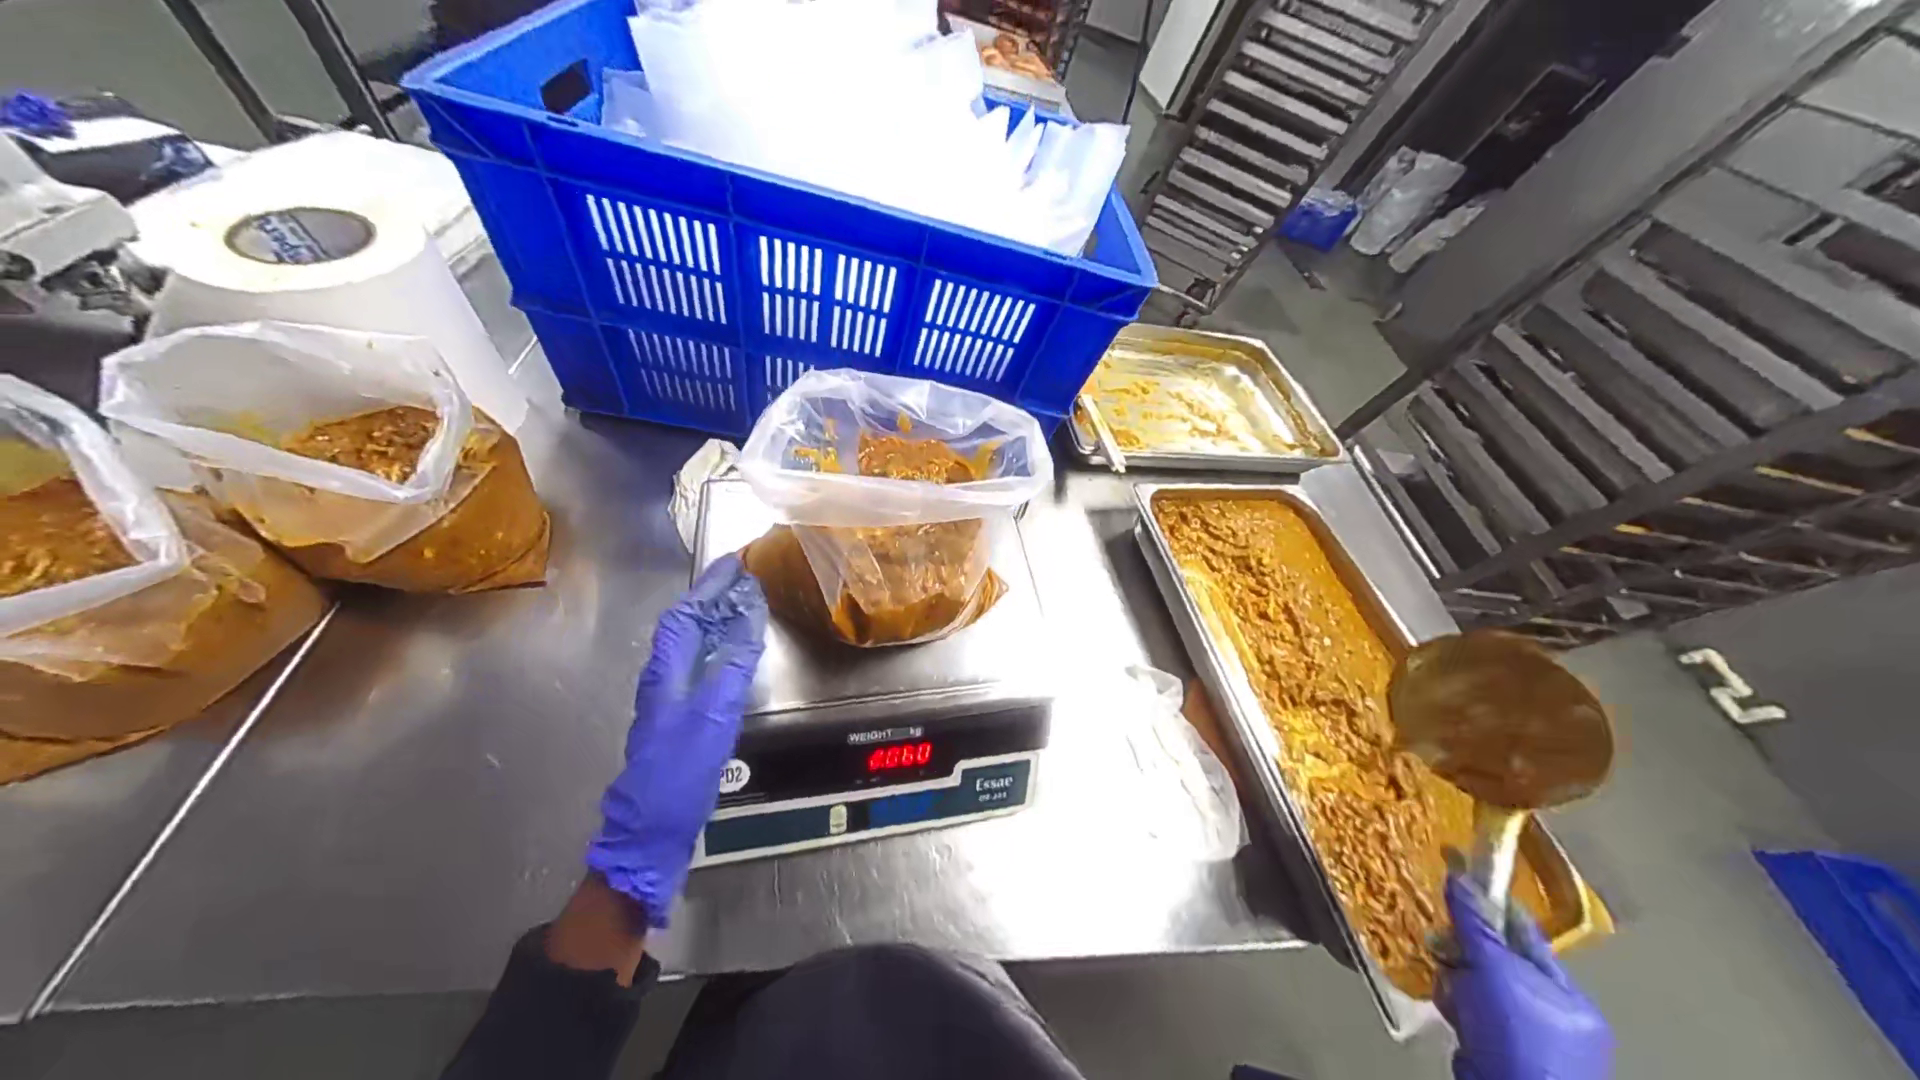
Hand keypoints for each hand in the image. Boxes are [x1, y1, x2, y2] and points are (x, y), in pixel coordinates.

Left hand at [586, 555, 767, 927]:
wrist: (649, 830)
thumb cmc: (678, 771)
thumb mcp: (712, 715)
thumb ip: (732, 664)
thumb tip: (749, 616)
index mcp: (665, 671)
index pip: (686, 614)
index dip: (709, 586)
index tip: (735, 563)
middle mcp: (663, 678)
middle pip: (687, 625)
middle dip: (713, 597)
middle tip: (745, 579)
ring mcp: (670, 698)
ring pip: (693, 645)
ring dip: (717, 620)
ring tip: (745, 605)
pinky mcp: (680, 716)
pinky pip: (701, 665)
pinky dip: (720, 648)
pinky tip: (734, 653)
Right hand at [1438, 874, 1612, 1079]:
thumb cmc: (1518, 1035)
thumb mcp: (1494, 970)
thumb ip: (1476, 925)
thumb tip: (1460, 877)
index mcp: (1567, 993)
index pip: (1525, 935)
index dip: (1492, 908)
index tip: (1459, 884)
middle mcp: (1552, 1012)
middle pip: (1494, 960)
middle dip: (1465, 954)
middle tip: (1445, 951)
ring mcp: (1527, 1036)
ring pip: (1477, 986)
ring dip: (1457, 984)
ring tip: (1456, 998)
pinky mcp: (1498, 1051)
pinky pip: (1470, 1012)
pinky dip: (1457, 1009)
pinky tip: (1456, 1017)